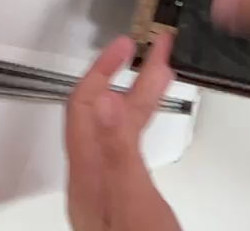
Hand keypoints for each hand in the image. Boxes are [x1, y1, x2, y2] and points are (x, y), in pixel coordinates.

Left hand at [66, 33, 180, 230]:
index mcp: (89, 176)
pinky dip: (145, 117)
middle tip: (154, 47)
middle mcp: (94, 179)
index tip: (127, 44)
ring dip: (139, 92)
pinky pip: (130, 143)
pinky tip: (157, 114)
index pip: (84, 107)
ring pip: (119, 126)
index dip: (102, 69)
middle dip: (128, 73)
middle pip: (103, 112)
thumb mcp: (135, 204)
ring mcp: (109, 189)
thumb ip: (118, 153)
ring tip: (164, 68)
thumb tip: (102, 103)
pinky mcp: (126, 198)